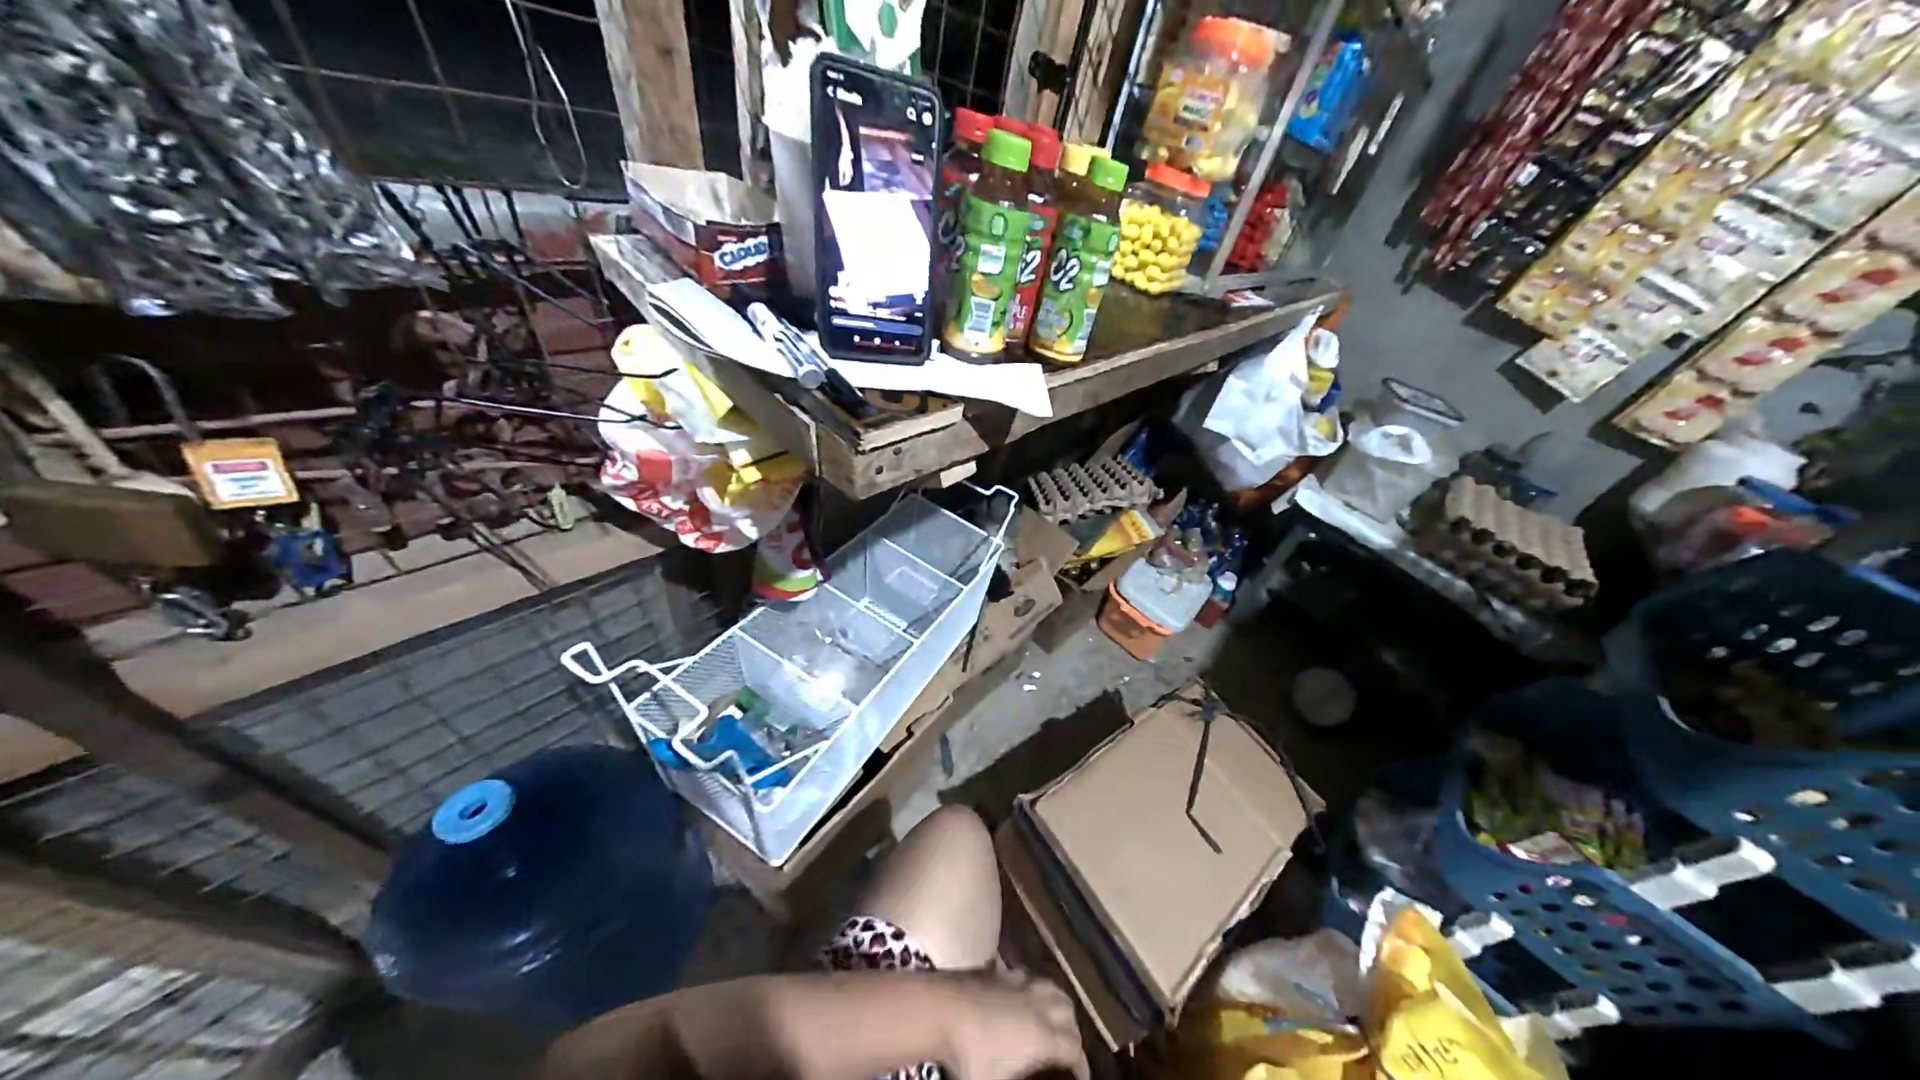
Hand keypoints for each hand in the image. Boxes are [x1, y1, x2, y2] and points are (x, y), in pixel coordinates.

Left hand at [940, 970, 1088, 1079]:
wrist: (940, 1009)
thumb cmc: (970, 1057)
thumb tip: (1017, 1076)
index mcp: (1043, 1036)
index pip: (1074, 1048)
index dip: (1081, 1064)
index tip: (1081, 1075)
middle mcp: (1036, 1005)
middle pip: (1067, 1010)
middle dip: (1072, 1028)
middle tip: (1067, 1045)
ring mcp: (1016, 983)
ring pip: (1049, 986)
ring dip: (1056, 1002)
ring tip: (1053, 1015)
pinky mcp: (996, 972)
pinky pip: (1023, 977)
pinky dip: (1030, 988)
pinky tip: (1021, 996)